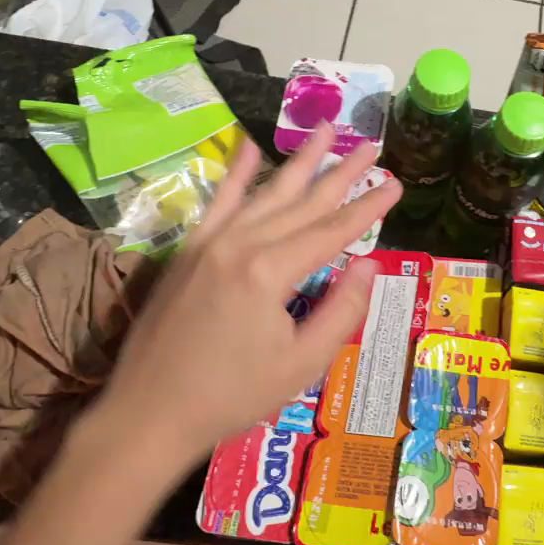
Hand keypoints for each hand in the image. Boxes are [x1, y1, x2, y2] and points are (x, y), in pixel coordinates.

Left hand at [83, 125, 400, 467]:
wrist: (147, 415)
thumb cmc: (230, 397)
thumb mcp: (301, 365)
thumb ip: (341, 311)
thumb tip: (370, 264)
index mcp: (270, 272)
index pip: (333, 231)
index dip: (368, 207)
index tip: (396, 184)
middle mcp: (241, 244)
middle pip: (303, 201)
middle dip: (341, 173)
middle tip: (371, 145)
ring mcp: (210, 242)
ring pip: (266, 193)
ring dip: (299, 161)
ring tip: (326, 129)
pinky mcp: (189, 250)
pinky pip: (218, 202)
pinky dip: (236, 173)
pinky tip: (249, 144)